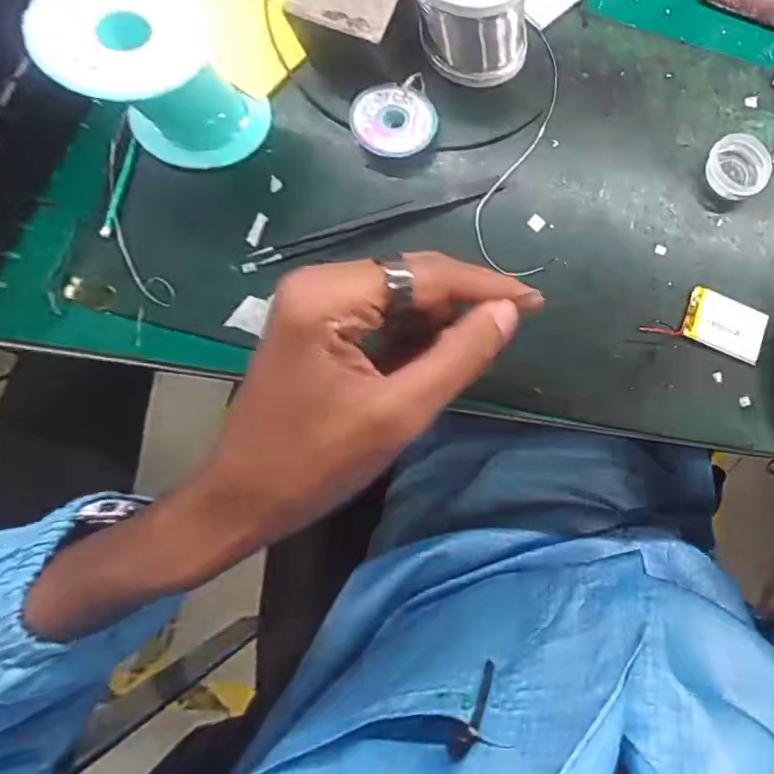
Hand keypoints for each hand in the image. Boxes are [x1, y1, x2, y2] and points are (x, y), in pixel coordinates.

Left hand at [25, 252, 539, 639]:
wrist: (240, 499)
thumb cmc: (314, 464)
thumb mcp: (398, 414)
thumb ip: (457, 357)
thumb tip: (507, 312)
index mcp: (328, 296)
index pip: (425, 275)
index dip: (484, 286)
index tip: (533, 302)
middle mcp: (318, 283)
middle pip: (412, 277)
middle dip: (464, 300)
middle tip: (513, 322)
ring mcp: (313, 300)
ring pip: (399, 294)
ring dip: (440, 317)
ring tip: (479, 343)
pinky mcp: (315, 320)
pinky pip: (380, 312)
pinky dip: (413, 330)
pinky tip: (438, 351)